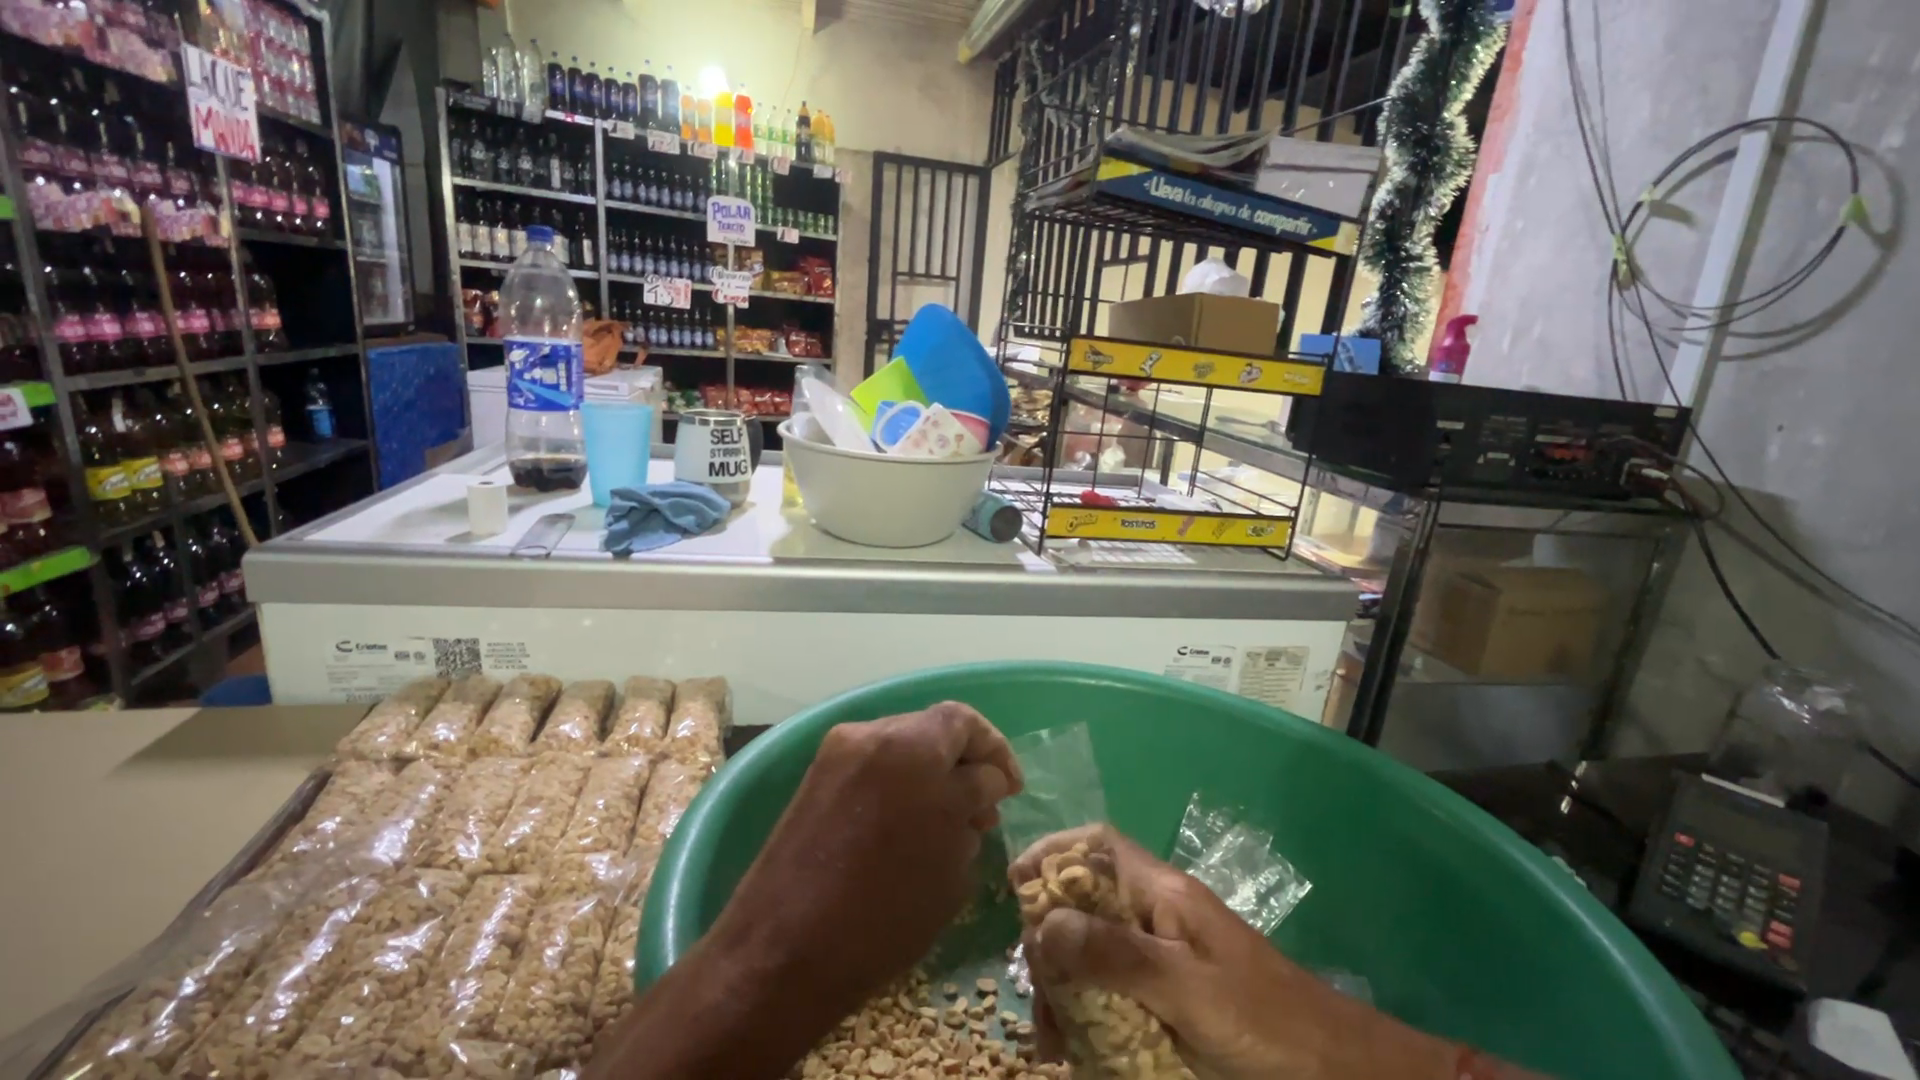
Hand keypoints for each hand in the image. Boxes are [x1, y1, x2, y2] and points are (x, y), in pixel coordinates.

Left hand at [712, 701, 1023, 1022]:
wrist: (784, 950)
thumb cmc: (884, 915)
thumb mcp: (951, 865)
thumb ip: (971, 809)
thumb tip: (977, 791)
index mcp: (913, 749)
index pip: (966, 724)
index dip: (997, 754)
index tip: (1010, 790)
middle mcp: (874, 735)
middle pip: (932, 729)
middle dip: (965, 762)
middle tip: (983, 809)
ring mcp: (838, 754)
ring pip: (902, 745)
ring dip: (932, 773)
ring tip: (949, 823)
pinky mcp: (815, 777)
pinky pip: (873, 766)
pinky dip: (899, 784)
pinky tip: (910, 827)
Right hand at [1016, 825, 1471, 1079]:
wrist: (1335, 1070)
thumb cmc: (1263, 1021)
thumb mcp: (1185, 989)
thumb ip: (1115, 954)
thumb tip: (1043, 922)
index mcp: (1163, 894)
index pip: (1098, 845)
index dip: (1053, 853)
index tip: (1014, 888)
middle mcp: (1158, 915)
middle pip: (1085, 903)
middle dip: (1049, 940)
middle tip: (1034, 994)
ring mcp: (1164, 956)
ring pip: (1093, 951)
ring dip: (1064, 986)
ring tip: (1050, 1038)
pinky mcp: (1171, 995)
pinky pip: (1113, 990)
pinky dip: (1088, 1012)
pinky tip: (1074, 1048)